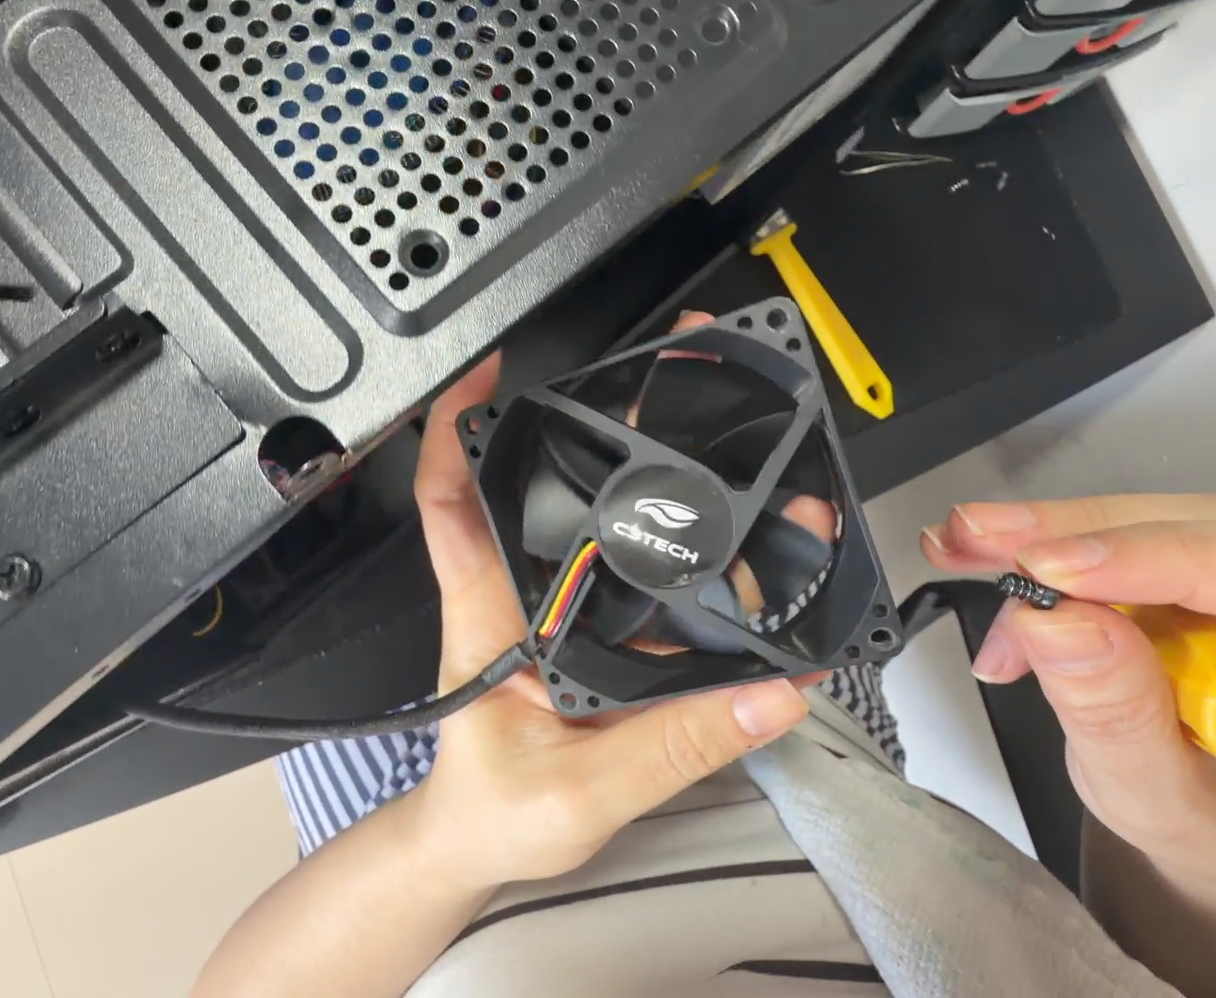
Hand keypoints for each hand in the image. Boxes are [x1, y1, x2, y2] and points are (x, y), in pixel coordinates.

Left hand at [408, 341, 817, 890]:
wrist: (480, 840)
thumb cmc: (494, 813)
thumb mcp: (576, 794)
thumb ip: (668, 748)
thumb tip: (764, 695)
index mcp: (486, 616)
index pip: (451, 502)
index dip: (459, 429)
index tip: (489, 374)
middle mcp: (516, 596)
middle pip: (540, 484)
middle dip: (590, 419)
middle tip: (651, 376)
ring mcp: (553, 610)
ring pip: (593, 521)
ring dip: (643, 475)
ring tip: (706, 440)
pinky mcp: (585, 630)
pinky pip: (631, 573)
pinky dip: (673, 547)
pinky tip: (723, 538)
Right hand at [922, 495, 1215, 886]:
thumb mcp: (1170, 807)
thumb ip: (1119, 723)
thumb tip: (1056, 622)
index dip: (1171, 561)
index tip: (1055, 570)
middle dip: (1084, 532)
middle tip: (980, 536)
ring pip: (1164, 521)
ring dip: (1050, 532)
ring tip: (962, 546)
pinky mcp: (1211, 570)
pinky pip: (1125, 537)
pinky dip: (1045, 551)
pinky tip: (990, 569)